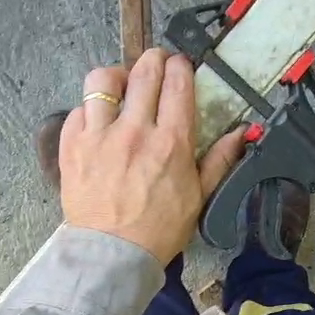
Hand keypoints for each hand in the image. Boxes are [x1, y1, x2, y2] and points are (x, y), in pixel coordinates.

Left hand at [59, 49, 245, 264]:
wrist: (113, 254)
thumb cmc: (159, 229)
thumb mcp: (199, 196)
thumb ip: (220, 159)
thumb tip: (242, 132)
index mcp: (171, 143)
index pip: (177, 84)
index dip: (181, 67)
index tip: (181, 66)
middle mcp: (135, 131)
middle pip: (144, 71)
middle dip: (154, 59)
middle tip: (157, 64)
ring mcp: (99, 135)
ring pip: (103, 79)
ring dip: (117, 75)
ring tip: (121, 86)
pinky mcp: (72, 145)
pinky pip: (79, 108)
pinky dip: (91, 108)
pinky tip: (100, 120)